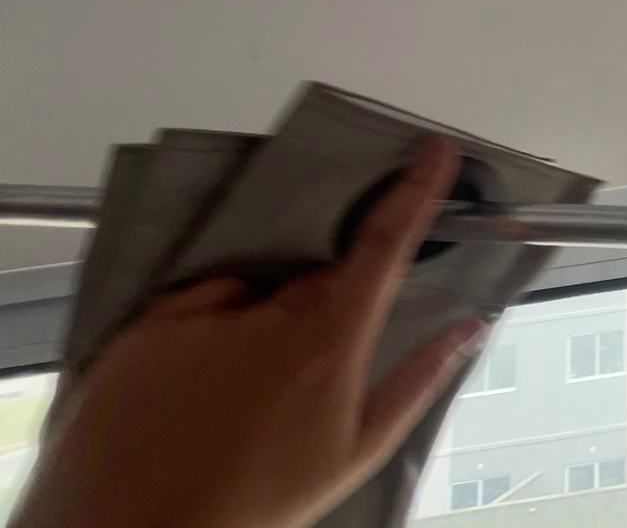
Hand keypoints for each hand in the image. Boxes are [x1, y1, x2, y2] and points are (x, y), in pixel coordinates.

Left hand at [15, 140, 486, 527]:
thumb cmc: (241, 508)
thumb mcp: (357, 448)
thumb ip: (422, 376)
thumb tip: (471, 329)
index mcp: (328, 336)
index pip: (386, 240)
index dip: (416, 188)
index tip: (433, 153)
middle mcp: (264, 317)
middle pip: (317, 273)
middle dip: (324, 304)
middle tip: (299, 370)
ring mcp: (195, 322)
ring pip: (257, 290)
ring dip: (260, 319)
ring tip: (236, 393)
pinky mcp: (136, 336)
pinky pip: (192, 306)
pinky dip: (203, 330)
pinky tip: (194, 388)